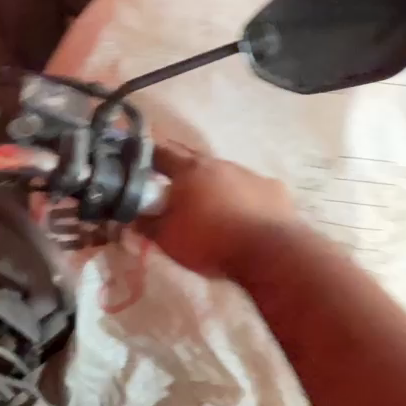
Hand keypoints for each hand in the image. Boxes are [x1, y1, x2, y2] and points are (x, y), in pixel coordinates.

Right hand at [139, 144, 304, 277]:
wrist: (269, 252)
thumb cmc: (209, 241)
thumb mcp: (166, 239)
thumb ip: (146, 224)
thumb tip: (131, 216)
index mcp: (189, 171)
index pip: (160, 153)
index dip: (147, 157)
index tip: (138, 163)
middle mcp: (219, 164)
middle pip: (193, 158)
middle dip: (179, 167)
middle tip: (169, 182)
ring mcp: (249, 174)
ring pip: (223, 173)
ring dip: (212, 183)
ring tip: (207, 203)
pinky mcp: (274, 190)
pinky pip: (250, 188)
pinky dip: (241, 196)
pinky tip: (241, 214)